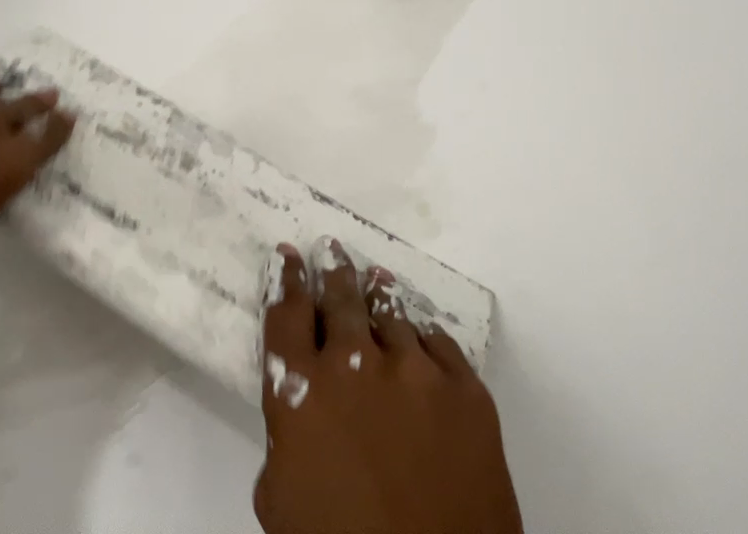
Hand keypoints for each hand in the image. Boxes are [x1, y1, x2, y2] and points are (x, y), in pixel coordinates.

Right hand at [255, 242, 521, 533]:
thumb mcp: (281, 497)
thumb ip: (285, 438)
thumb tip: (299, 416)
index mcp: (302, 390)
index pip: (286, 315)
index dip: (285, 279)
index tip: (287, 257)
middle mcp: (356, 363)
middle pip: (340, 300)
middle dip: (332, 270)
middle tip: (330, 249)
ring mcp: (416, 372)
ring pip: (392, 314)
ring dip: (378, 294)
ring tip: (374, 277)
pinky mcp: (466, 389)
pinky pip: (439, 344)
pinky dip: (423, 334)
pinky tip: (419, 329)